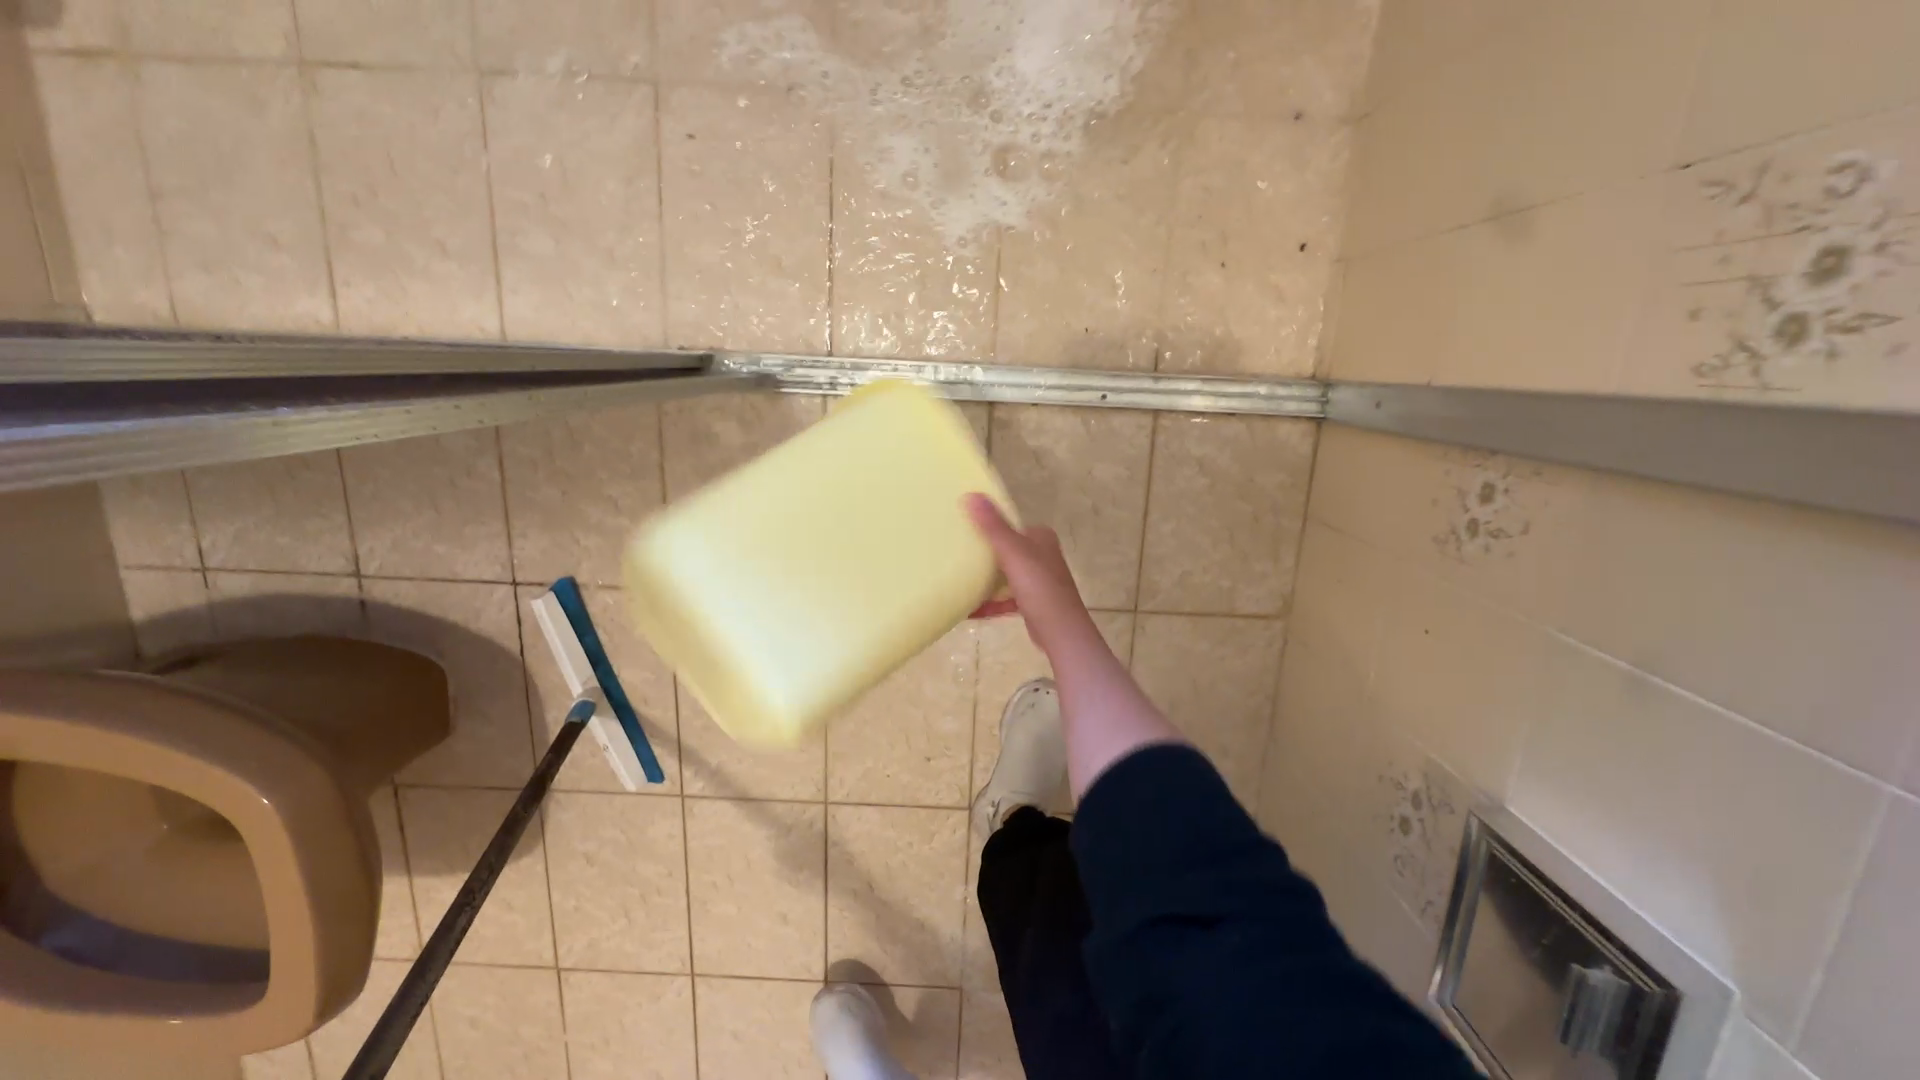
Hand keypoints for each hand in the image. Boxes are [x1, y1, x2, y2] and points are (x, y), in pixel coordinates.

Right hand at [963, 494, 1101, 658]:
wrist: (1059, 631)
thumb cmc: (1039, 587)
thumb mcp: (1013, 553)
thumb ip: (992, 526)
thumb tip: (971, 495)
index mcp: (1040, 538)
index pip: (1010, 525)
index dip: (988, 527)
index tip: (962, 530)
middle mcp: (1042, 555)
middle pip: (1006, 550)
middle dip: (984, 555)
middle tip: (956, 555)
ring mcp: (1039, 580)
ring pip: (1006, 575)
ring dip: (986, 580)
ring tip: (959, 579)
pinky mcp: (1033, 603)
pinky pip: (1006, 598)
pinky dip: (991, 602)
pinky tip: (970, 608)